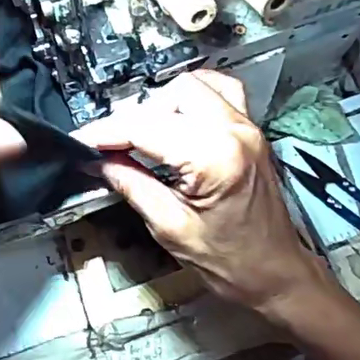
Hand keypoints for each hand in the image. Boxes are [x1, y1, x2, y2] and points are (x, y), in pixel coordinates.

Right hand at [75, 71, 346, 323]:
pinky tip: (176, 116)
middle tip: (108, 144)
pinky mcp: (249, 129)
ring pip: (190, 86)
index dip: (106, 133)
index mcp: (215, 158)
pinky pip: (219, 90)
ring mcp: (246, 126)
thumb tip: (100, 162)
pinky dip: (191, 97)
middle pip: (165, 98)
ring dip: (158, 104)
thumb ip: (132, 185)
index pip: (145, 127)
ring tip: (140, 133)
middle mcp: (234, 132)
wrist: (277, 273)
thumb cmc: (233, 262)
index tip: (82, 141)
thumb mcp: (170, 228)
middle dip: (130, 118)